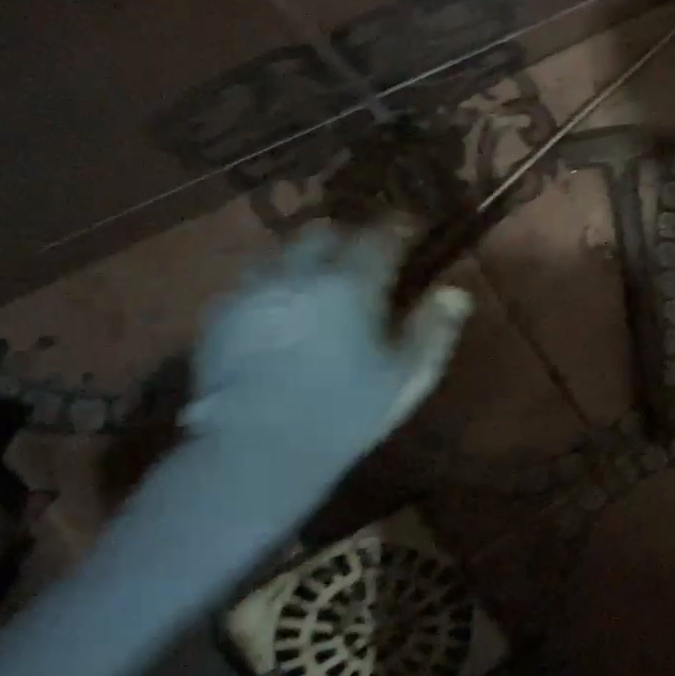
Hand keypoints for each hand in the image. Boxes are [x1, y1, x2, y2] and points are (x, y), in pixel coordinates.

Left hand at [181, 223, 471, 468]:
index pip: (381, 235)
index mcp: (352, 284)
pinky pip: (254, 282)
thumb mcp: (408, 375)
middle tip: (367, 256)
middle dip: (350, 236)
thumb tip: (454, 292)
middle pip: (325, 232)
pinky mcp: (220, 314)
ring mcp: (254, 291)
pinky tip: (285, 313)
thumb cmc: (346, 411)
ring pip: (284, 252)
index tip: (415, 229)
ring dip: (309, 258)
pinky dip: (277, 286)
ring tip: (322, 282)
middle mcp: (300, 273)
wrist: (256, 448)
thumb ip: (434, 328)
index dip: (402, 227)